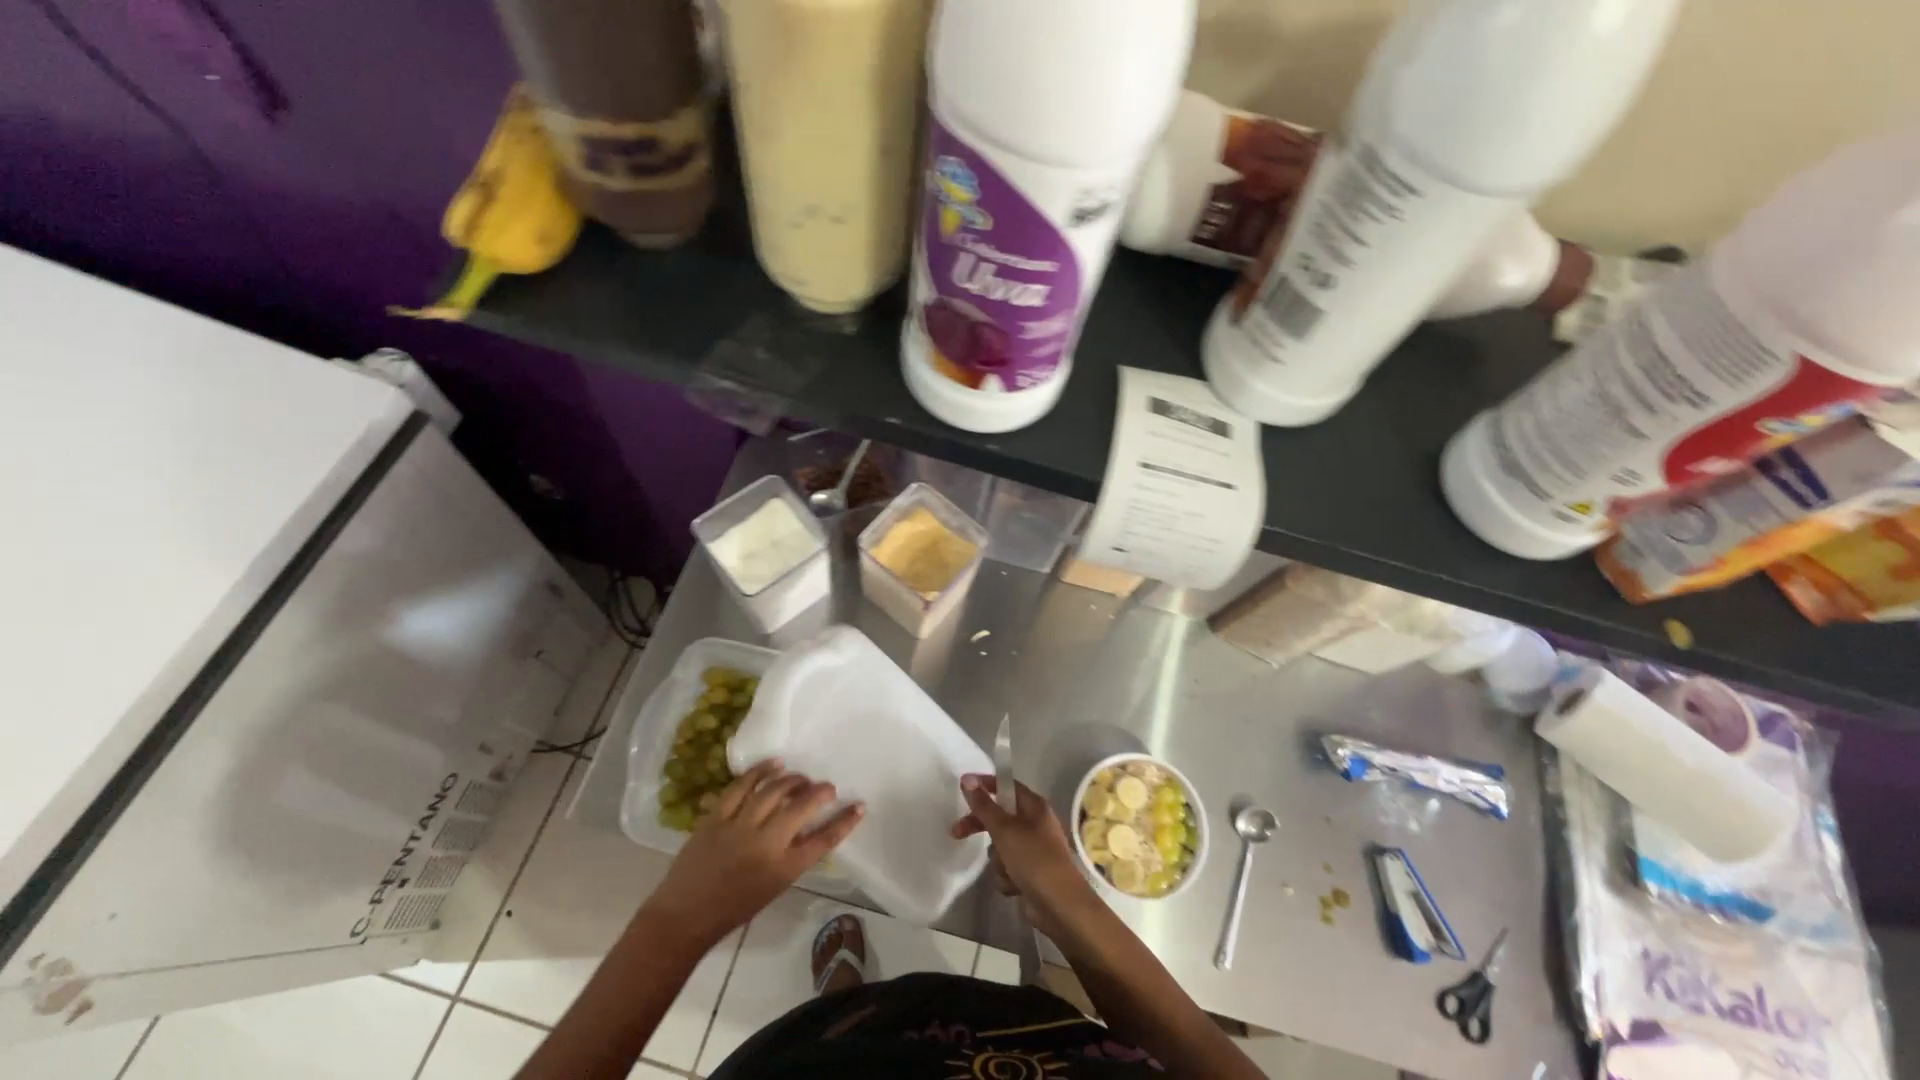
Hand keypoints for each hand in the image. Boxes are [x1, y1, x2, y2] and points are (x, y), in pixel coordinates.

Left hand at [647, 760, 863, 944]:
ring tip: (801, 777)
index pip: (823, 840)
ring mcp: (738, 828)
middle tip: (828, 787)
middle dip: (819, 793)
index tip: (858, 806)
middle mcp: (765, 845)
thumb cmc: (733, 909)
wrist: (685, 915)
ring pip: (771, 791)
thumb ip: (791, 858)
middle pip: (801, 808)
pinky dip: (758, 772)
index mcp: (783, 869)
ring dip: (791, 780)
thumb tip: (805, 829)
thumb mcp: (773, 887)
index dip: (844, 822)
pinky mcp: (716, 818)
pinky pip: (740, 787)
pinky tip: (773, 765)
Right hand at [952, 774, 1098, 939]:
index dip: (985, 784)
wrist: (1059, 906)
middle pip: (999, 817)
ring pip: (999, 847)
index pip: (1007, 786)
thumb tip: (967, 778)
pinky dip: (1006, 877)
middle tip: (958, 832)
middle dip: (981, 828)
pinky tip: (1015, 886)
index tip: (963, 787)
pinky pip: (1006, 868)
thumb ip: (984, 805)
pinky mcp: (1028, 873)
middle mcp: (1034, 825)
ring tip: (1008, 870)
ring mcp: (1032, 850)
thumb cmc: (1034, 860)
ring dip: (998, 860)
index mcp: (1035, 808)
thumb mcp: (1005, 830)